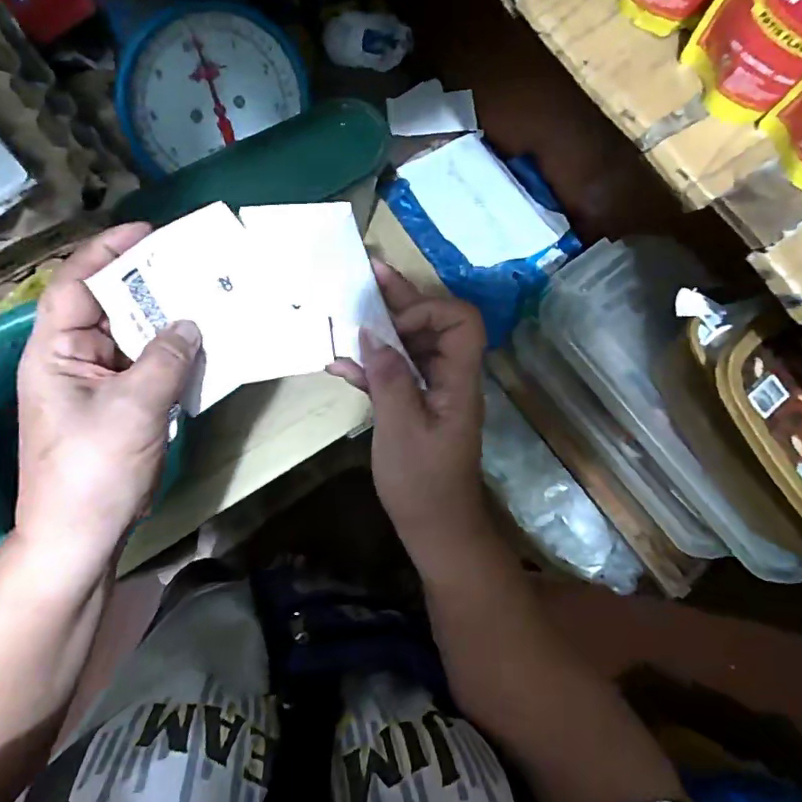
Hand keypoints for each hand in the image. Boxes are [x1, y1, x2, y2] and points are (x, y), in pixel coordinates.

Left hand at [15, 224, 199, 570]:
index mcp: (55, 351)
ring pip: (132, 337)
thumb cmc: (93, 469)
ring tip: (206, 297)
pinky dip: (171, 355)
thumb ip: (166, 359)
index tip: (148, 231)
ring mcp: (95, 385)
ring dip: (165, 320)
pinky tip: (202, 346)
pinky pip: (145, 367)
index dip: (107, 251)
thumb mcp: (133, 408)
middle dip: (147, 283)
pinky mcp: (116, 408)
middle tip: (193, 263)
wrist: (78, 540)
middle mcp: (72, 360)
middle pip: (108, 305)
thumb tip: (191, 323)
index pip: (75, 283)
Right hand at [328, 263, 488, 548]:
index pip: (461, 321)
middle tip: (368, 273)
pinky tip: (340, 362)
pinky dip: (372, 363)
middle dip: (400, 300)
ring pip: (411, 346)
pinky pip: (396, 372)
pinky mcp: (415, 405)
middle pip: (433, 325)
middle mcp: (449, 377)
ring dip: (380, 329)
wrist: (435, 528)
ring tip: (347, 308)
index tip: (392, 328)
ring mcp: (432, 391)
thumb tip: (373, 334)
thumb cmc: (422, 483)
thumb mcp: (400, 429)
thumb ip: (388, 378)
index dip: (428, 312)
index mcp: (458, 380)